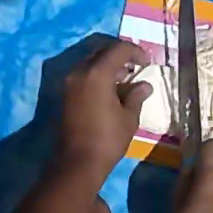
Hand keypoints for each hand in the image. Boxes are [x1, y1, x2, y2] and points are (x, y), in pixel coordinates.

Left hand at [56, 40, 150, 181]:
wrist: (77, 162)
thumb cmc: (107, 140)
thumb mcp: (128, 118)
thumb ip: (136, 96)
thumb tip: (144, 85)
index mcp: (97, 74)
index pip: (118, 49)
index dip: (136, 52)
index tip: (148, 62)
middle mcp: (79, 72)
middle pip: (101, 51)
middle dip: (120, 55)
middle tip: (136, 67)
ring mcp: (69, 83)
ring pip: (91, 63)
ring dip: (108, 66)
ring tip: (124, 80)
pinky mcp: (65, 95)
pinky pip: (83, 75)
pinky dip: (97, 76)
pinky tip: (110, 90)